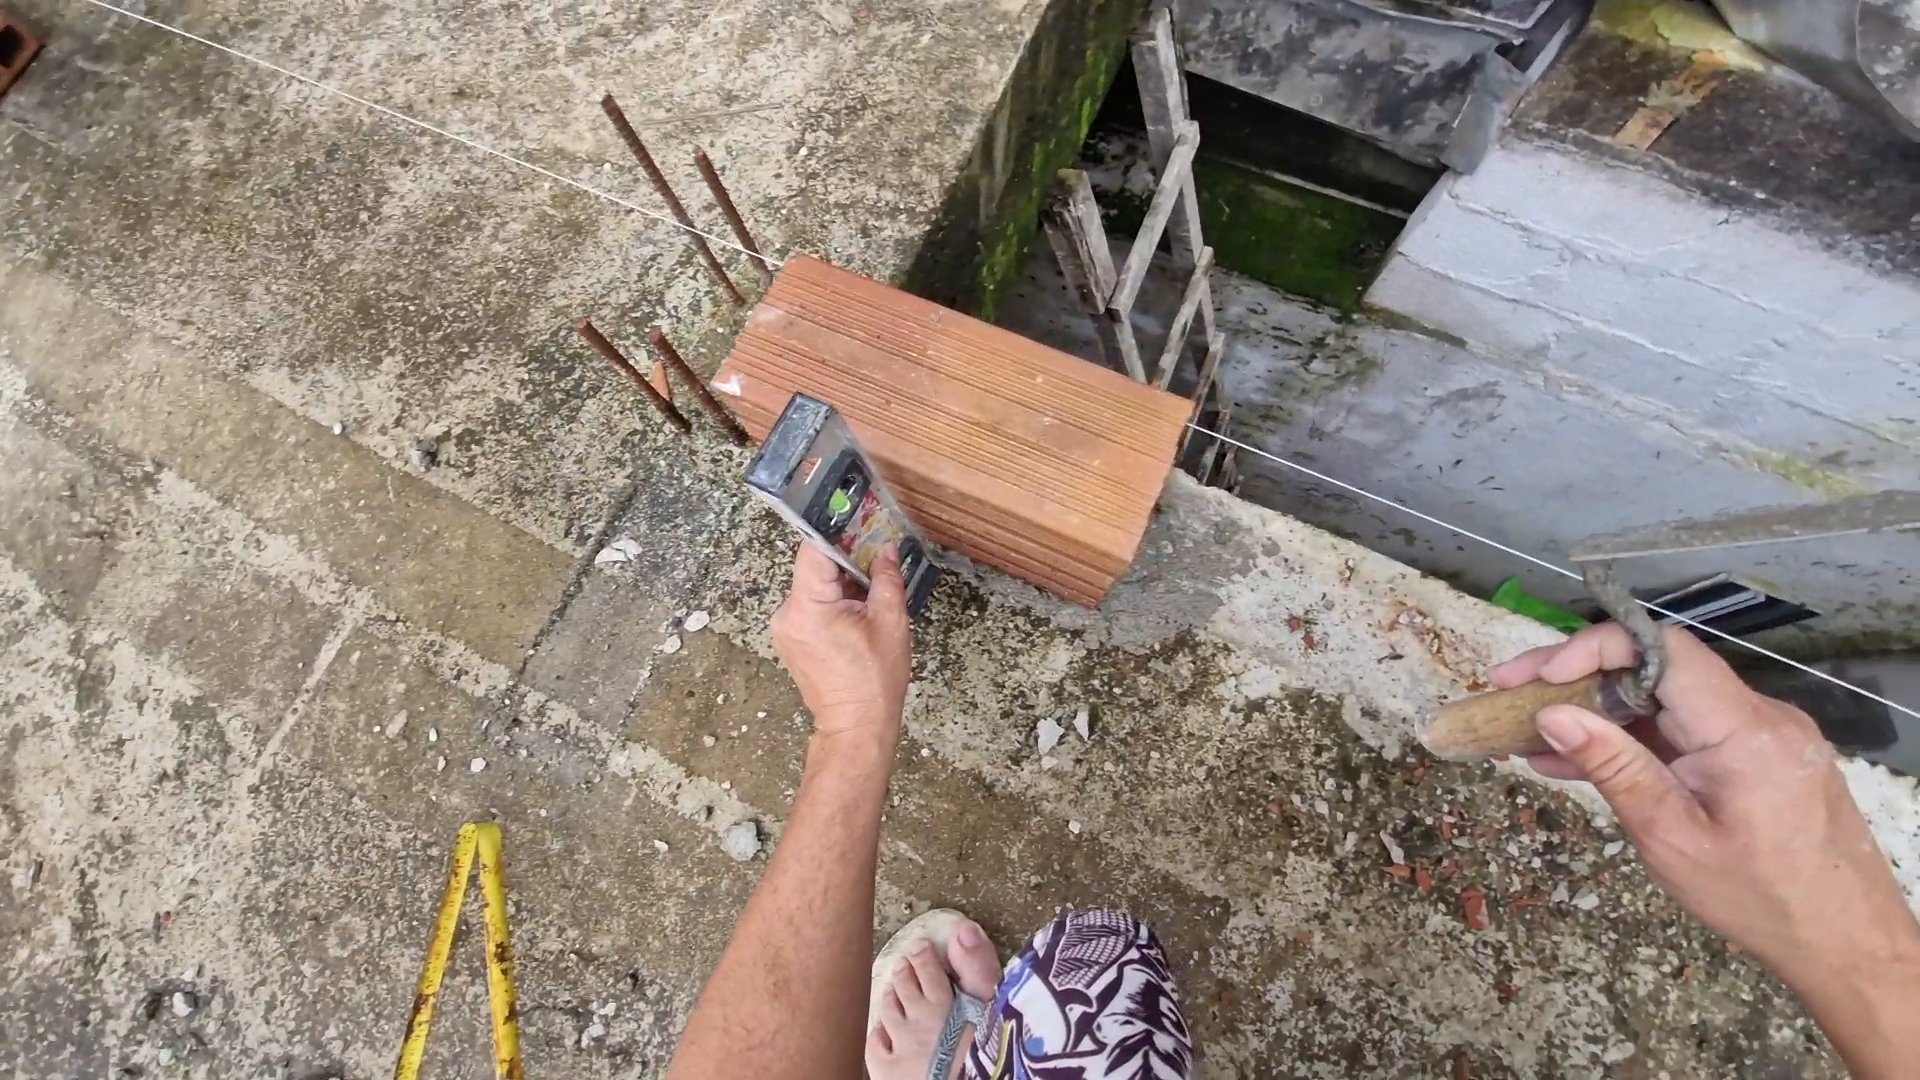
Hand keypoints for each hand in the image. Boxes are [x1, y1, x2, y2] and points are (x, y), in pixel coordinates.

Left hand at [769, 542, 911, 751]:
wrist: (857, 725)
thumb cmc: (874, 681)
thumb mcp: (890, 622)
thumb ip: (886, 578)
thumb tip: (886, 548)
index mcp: (807, 607)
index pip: (814, 550)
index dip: (837, 531)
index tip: (858, 518)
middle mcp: (787, 614)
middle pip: (814, 567)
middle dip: (847, 560)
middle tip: (878, 556)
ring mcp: (786, 627)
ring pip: (815, 585)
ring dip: (843, 582)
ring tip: (873, 591)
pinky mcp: (791, 637)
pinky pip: (812, 604)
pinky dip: (835, 600)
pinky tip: (860, 610)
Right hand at [1492, 625, 1919, 1071]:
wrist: (1849, 949)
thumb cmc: (1760, 896)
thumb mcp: (1669, 833)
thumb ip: (1611, 765)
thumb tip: (1549, 714)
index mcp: (1744, 731)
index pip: (1662, 649)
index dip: (1592, 647)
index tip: (1540, 677)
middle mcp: (1755, 717)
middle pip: (1648, 667)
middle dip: (1570, 675)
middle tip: (1507, 691)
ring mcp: (1751, 734)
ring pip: (1652, 697)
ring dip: (1586, 709)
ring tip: (1523, 730)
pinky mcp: (1744, 754)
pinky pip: (1670, 727)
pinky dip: (1617, 736)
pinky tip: (1568, 760)